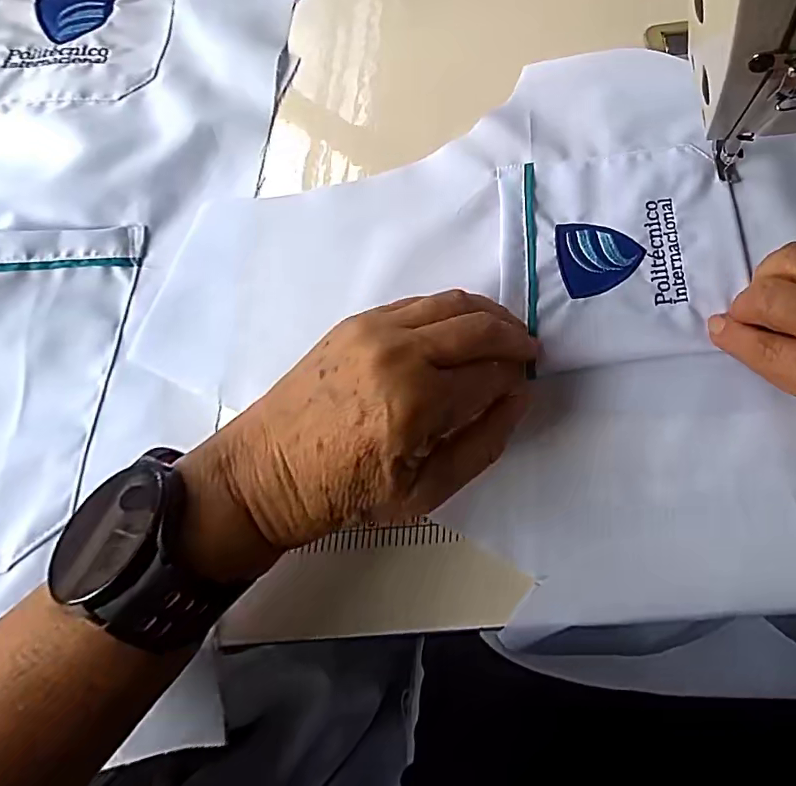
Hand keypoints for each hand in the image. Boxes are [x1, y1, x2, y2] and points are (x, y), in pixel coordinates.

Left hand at [174, 291, 537, 581]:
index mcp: (415, 402)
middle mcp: (398, 352)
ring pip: (450, 302)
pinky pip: (417, 303)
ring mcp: (373, 330)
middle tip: (529, 350)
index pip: (490, 374)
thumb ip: (481, 443)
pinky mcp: (356, 322)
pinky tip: (458, 328)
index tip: (526, 382)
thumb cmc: (344, 493)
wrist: (267, 470)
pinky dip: (448, 309)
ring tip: (504, 332)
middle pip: (478, 326)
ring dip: (487, 314)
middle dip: (513, 336)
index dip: (515, 377)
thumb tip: (518, 396)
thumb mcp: (424, 493)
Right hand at [705, 238, 795, 495]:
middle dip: (745, 305)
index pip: (765, 345)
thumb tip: (737, 335)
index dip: (732, 334)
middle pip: (771, 294)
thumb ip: (788, 371)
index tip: (717, 328)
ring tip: (776, 299)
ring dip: (769, 277)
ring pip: (792, 259)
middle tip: (747, 319)